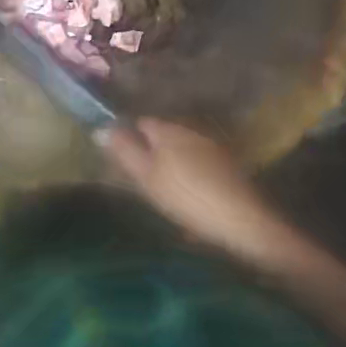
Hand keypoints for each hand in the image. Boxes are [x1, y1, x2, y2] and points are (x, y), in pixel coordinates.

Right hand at [98, 119, 297, 263]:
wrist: (244, 223)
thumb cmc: (185, 196)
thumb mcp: (145, 176)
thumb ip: (123, 150)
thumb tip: (100, 129)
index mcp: (168, 130)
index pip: (142, 123)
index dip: (131, 138)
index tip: (125, 161)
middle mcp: (192, 131)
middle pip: (164, 135)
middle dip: (153, 150)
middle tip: (143, 178)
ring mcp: (215, 148)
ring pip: (184, 150)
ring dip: (174, 164)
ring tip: (167, 191)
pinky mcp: (231, 167)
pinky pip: (201, 165)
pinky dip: (192, 175)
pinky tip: (192, 197)